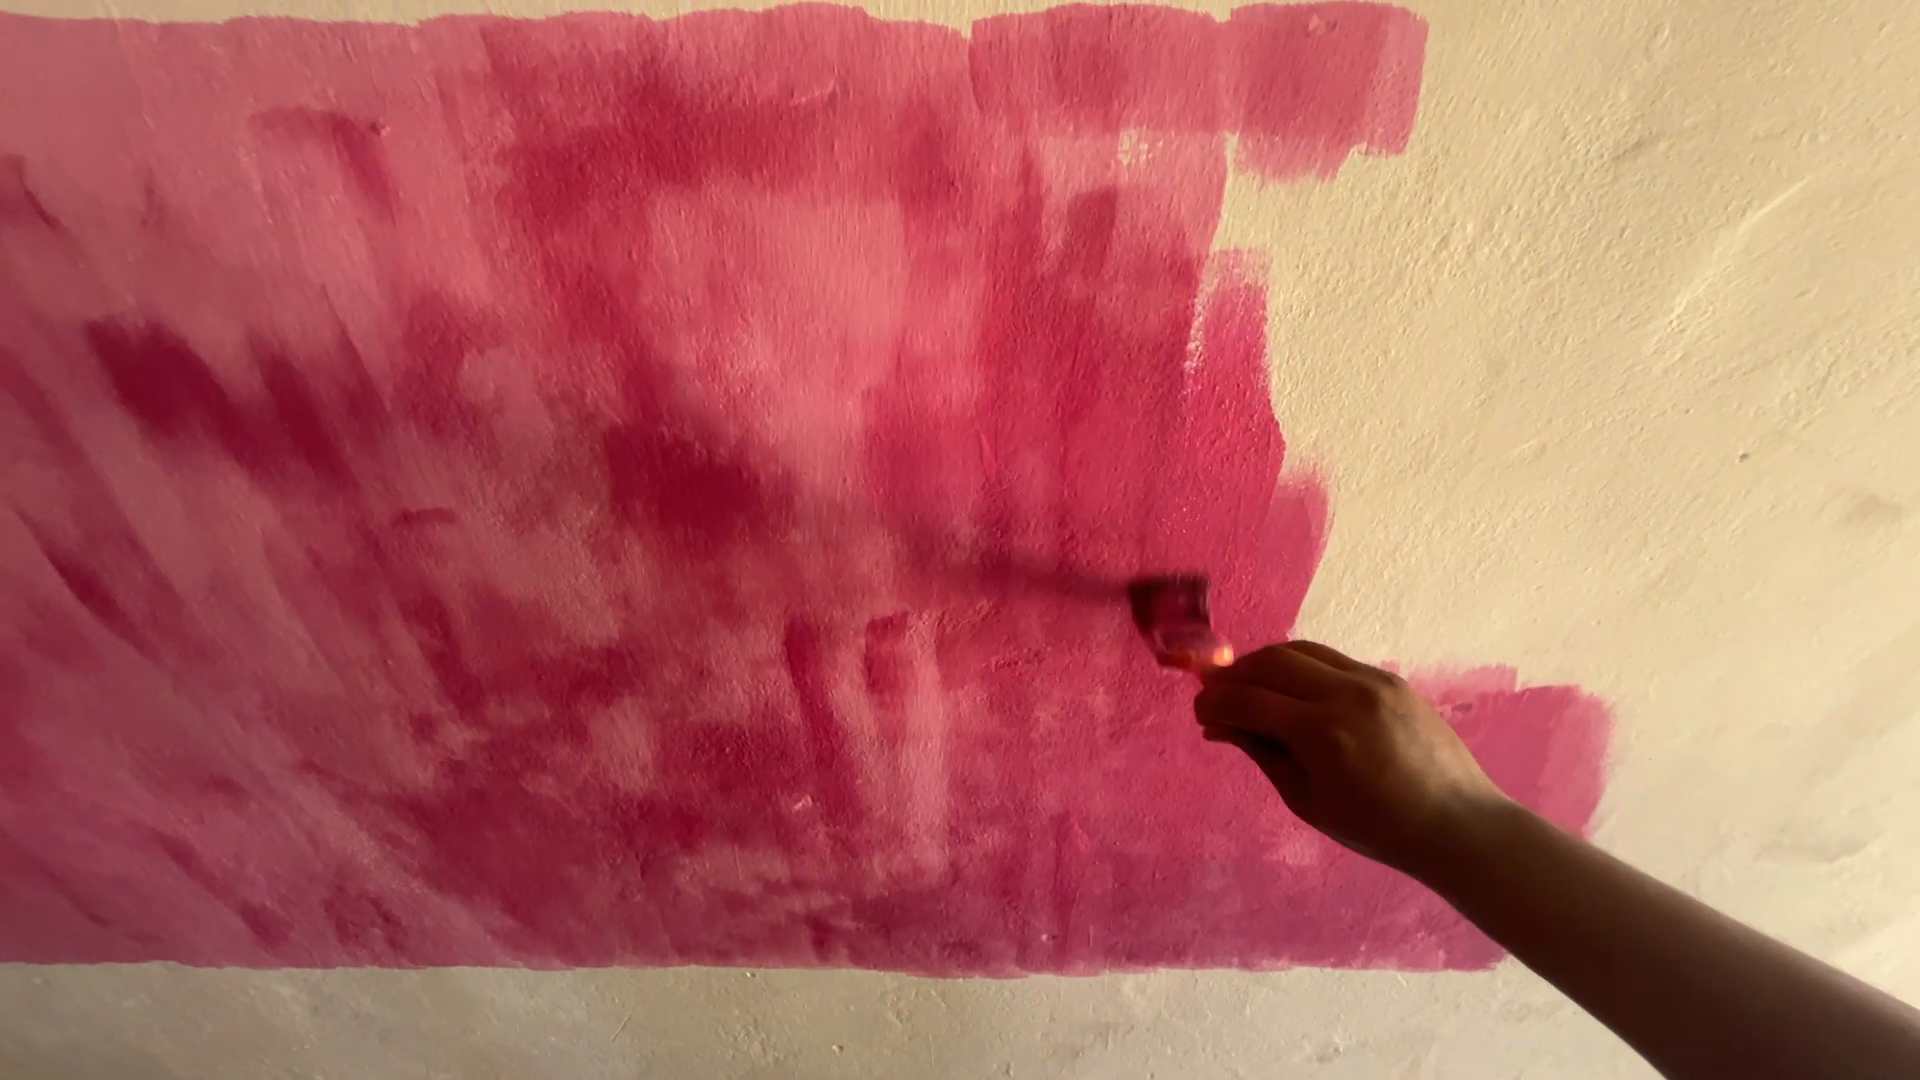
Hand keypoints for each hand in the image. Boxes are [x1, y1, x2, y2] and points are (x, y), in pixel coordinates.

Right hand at [1194, 641, 1511, 878]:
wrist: (1460, 826)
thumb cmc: (1377, 827)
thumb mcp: (1306, 800)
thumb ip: (1260, 752)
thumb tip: (1218, 724)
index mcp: (1324, 733)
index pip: (1249, 700)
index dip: (1214, 702)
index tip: (1198, 711)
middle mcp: (1346, 694)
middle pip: (1269, 662)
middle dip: (1233, 674)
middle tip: (1215, 693)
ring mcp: (1372, 680)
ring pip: (1298, 650)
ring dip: (1264, 663)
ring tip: (1248, 685)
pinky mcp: (1388, 677)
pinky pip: (1330, 659)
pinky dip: (1299, 667)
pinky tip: (1291, 689)